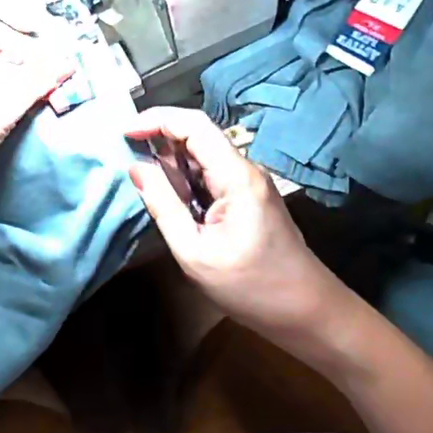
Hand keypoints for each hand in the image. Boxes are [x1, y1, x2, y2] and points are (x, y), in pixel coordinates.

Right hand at [125, 107, 354, 347]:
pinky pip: (211, 174)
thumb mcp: (195, 252)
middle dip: (160, 139)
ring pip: (203, 155)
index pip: (195, 125)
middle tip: (128, 157)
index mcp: (236, 176)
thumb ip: (164, 206)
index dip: (158, 120)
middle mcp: (244, 169)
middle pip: (198, 135)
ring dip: (171, 161)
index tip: (126, 132)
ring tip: (143, 178)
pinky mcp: (247, 197)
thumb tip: (137, 168)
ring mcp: (248, 182)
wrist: (306, 312)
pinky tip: (168, 195)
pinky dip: (185, 178)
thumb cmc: (252, 287)